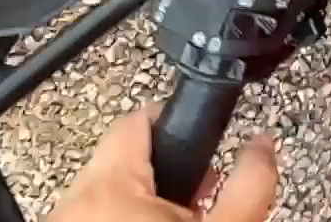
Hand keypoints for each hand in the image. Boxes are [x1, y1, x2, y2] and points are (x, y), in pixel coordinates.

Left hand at [47, 106, 278, 221]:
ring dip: (142, 202)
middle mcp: (68, 209)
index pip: (139, 118)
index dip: (180, 118)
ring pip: (104, 197)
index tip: (201, 136)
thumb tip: (263, 144)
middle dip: (165, 171)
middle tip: (197, 195)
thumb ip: (251, 178)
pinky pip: (89, 220)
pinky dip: (121, 221)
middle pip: (123, 159)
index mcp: (107, 189)